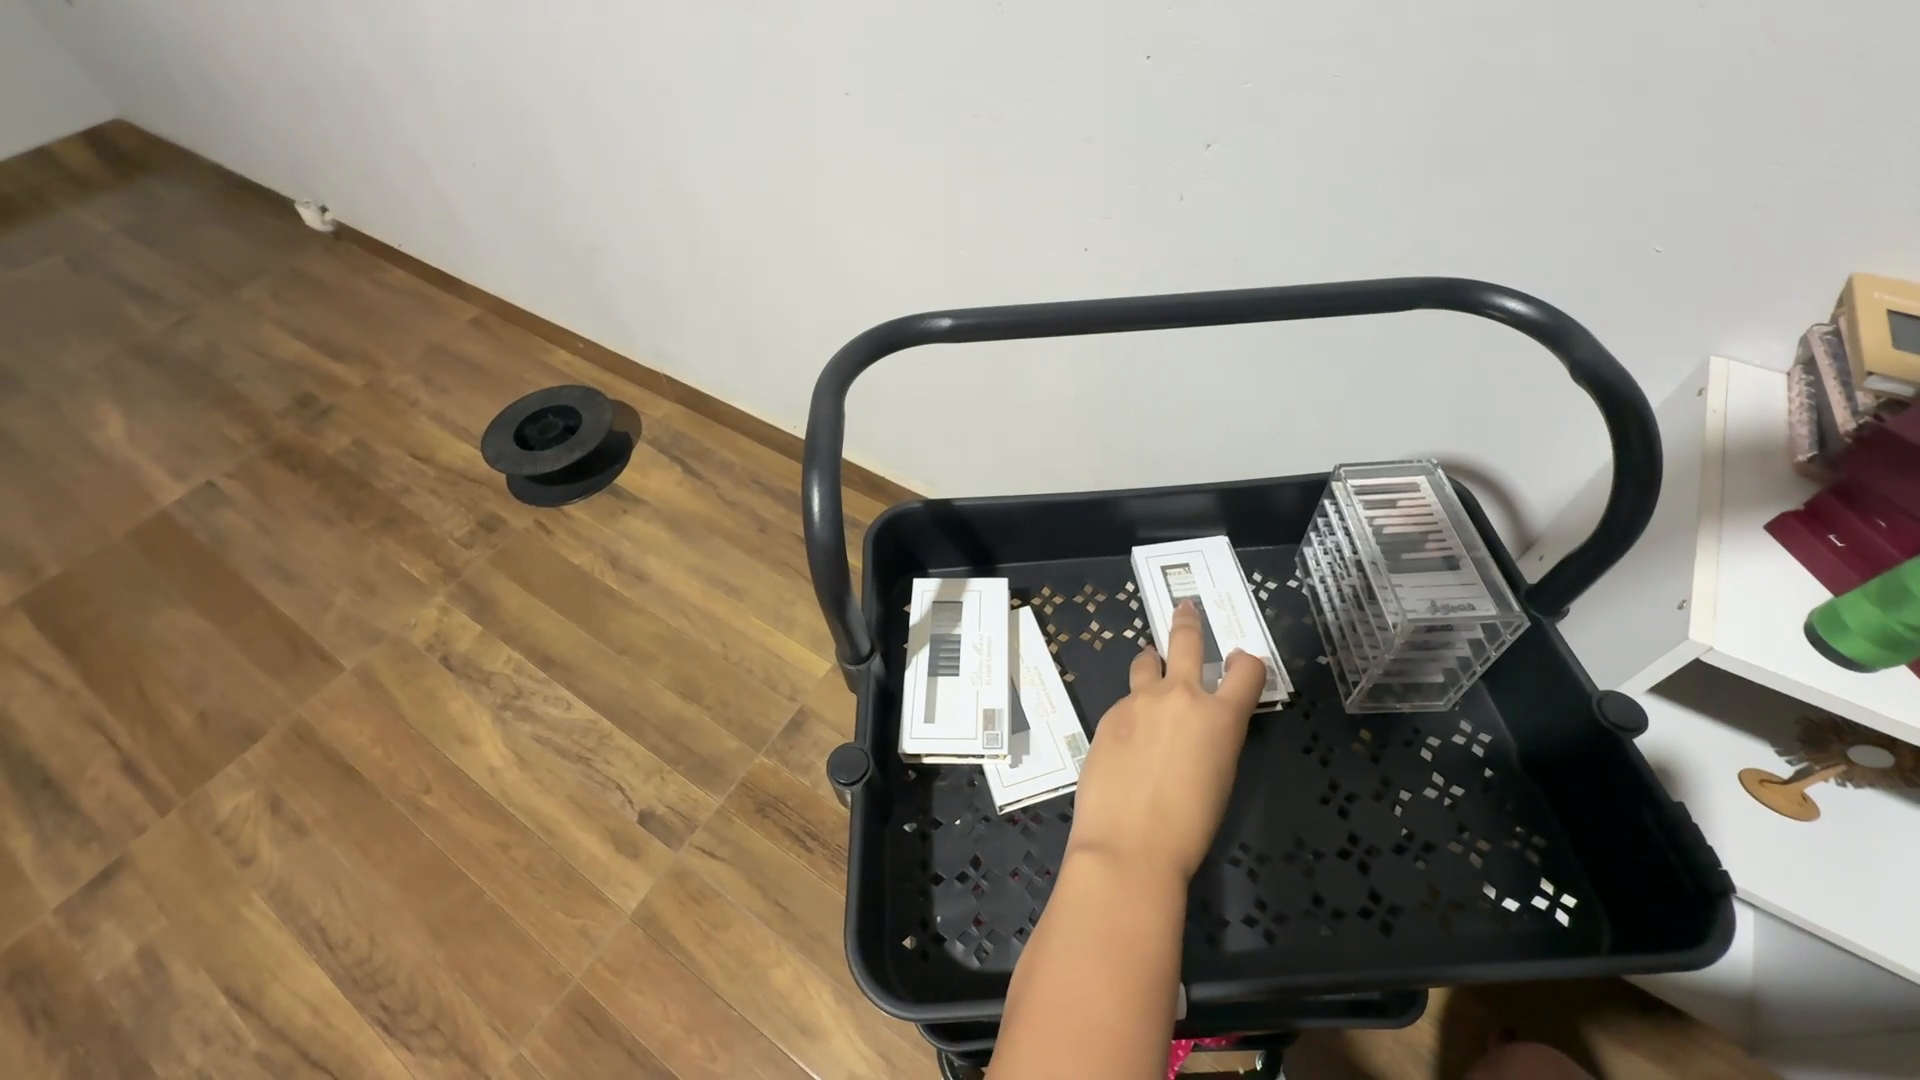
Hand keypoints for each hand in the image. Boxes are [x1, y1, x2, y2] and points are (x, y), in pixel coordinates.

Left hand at [1066, 600, 1264, 885]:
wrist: (1129, 843)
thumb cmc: (1188, 827)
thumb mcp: (1219, 778)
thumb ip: (1212, 739)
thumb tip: (1198, 728)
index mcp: (1221, 716)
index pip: (1247, 670)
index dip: (1248, 663)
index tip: (1241, 661)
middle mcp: (1181, 697)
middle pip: (1186, 642)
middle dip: (1188, 622)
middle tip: (1185, 608)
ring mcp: (1139, 701)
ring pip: (1146, 664)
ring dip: (1152, 662)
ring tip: (1150, 661)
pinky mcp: (1108, 715)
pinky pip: (1125, 703)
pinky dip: (1131, 711)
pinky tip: (1126, 739)